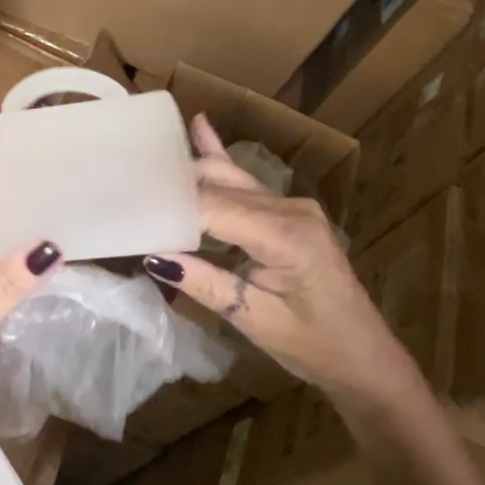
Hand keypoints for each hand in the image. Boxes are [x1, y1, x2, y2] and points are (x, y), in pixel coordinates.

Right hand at [142, 115, 419, 407]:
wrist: (365, 359)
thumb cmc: (314, 345)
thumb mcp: (253, 320)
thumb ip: (203, 283)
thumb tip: (152, 254)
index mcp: (286, 236)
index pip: (210, 209)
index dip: (167, 207)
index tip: (125, 208)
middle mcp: (289, 209)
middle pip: (215, 184)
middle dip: (169, 187)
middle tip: (120, 188)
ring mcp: (291, 206)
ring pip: (226, 177)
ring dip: (184, 174)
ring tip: (140, 165)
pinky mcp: (287, 212)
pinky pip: (244, 181)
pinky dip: (218, 154)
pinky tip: (198, 125)